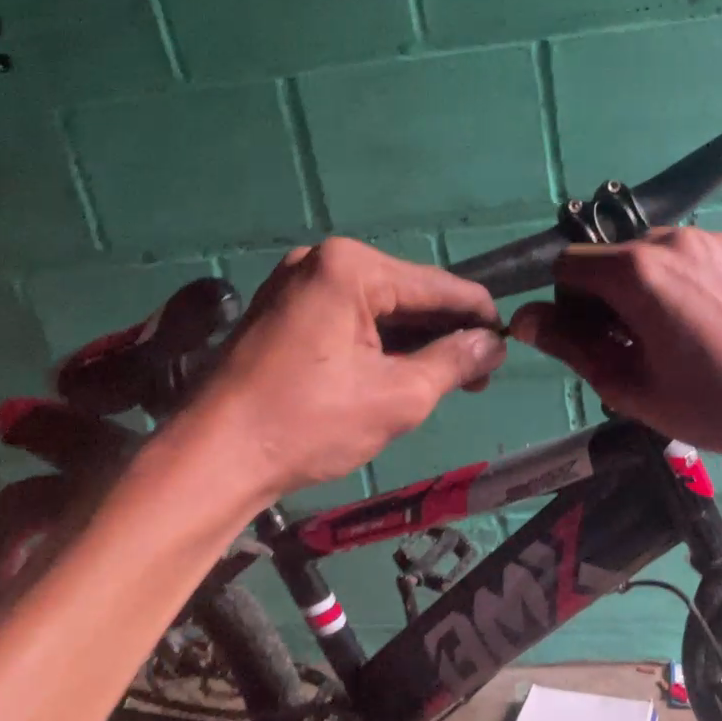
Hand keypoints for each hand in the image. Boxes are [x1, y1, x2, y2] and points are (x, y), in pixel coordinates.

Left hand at [185, 238, 506, 500]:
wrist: (212, 459)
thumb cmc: (310, 423)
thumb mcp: (399, 396)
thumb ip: (455, 362)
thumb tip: (494, 345)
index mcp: (352, 267)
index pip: (439, 286)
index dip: (480, 316)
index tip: (510, 344)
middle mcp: (322, 261)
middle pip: (408, 294)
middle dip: (446, 334)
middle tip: (479, 377)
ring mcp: (296, 284)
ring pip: (379, 309)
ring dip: (415, 342)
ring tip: (449, 381)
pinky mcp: (282, 312)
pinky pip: (349, 319)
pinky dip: (379, 344)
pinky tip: (402, 373)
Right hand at [508, 227, 721, 468]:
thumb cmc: (709, 406)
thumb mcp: (627, 385)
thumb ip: (569, 345)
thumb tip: (521, 318)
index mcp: (636, 271)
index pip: (567, 267)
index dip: (566, 307)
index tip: (591, 344)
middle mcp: (670, 239)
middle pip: (607, 258)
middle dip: (603, 298)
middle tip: (630, 348)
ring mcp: (709, 240)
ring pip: (645, 255)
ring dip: (638, 288)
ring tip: (668, 337)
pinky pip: (683, 256)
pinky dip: (673, 281)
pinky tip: (699, 323)